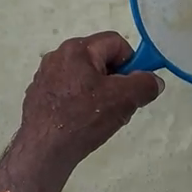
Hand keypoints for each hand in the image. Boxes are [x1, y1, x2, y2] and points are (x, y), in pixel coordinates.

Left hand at [7, 31, 163, 185]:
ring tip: (99, 118)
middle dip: (115, 80)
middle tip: (119, 104)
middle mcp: (58, 56)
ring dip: (98, 93)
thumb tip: (153, 81)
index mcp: (78, 49)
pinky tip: (80, 123)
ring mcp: (45, 76)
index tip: (133, 87)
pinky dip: (79, 103)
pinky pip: (68, 92)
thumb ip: (145, 85)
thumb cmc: (84, 118)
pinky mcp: (38, 96)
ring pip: (84, 78)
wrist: (44, 149)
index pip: (116, 43)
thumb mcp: (124, 100)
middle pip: (99, 60)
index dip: (131, 63)